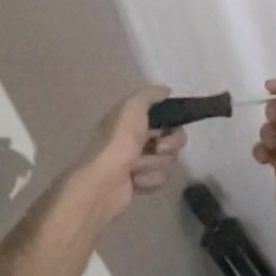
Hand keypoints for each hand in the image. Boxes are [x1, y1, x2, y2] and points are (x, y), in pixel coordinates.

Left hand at [69, 85, 185, 225]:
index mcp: (132, 121)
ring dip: (156, 164)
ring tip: (137, 168)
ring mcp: (139, 162)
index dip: (173, 123)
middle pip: (173, 139)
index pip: (166, 118)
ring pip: (169, 160)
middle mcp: (136, 140)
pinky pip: (161, 178)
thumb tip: (166, 91)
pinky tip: (136, 181)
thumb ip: (149, 95)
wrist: (102, 184)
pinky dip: (151, 180)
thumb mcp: (131, 108)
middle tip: (159, 148)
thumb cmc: (117, 143)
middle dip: (170, 144)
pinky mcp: (140, 183)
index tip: (171, 126)